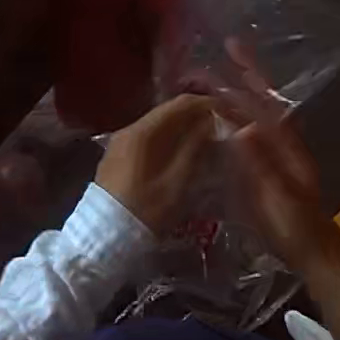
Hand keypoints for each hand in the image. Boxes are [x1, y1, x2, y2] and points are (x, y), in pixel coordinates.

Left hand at [95, 93, 223, 233]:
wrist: (105, 235)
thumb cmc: (145, 209)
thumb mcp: (178, 181)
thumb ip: (195, 148)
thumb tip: (213, 123)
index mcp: (142, 131)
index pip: (181, 104)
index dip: (210, 105)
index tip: (234, 115)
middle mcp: (128, 130)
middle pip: (169, 113)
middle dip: (199, 117)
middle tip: (227, 128)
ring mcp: (120, 143)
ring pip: (159, 127)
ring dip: (185, 130)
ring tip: (213, 141)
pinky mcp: (118, 157)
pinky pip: (150, 140)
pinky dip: (171, 141)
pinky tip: (187, 153)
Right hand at [211, 39, 339, 272]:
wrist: (314, 255)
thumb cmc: (296, 227)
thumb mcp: (278, 196)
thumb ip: (260, 163)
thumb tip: (241, 126)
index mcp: (283, 143)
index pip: (262, 99)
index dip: (248, 72)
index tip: (230, 46)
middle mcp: (278, 142)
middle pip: (252, 102)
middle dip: (229, 80)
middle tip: (197, 66)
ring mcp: (269, 156)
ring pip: (244, 118)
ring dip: (223, 99)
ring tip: (195, 86)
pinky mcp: (259, 170)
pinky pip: (238, 136)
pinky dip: (222, 122)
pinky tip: (205, 123)